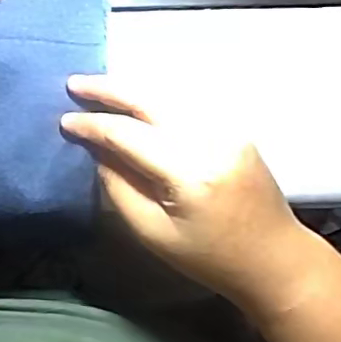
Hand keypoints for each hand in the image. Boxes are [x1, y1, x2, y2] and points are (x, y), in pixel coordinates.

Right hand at [60, 75, 335, 319]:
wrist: (275, 258)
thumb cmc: (209, 258)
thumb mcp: (153, 233)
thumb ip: (118, 187)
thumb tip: (97, 149)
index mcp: (189, 172)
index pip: (129, 135)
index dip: (94, 126)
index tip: (65, 122)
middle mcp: (210, 139)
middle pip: (150, 100)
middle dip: (109, 89)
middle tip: (74, 83)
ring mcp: (227, 129)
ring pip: (169, 94)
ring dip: (132, 88)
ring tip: (98, 88)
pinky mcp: (234, 128)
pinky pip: (187, 103)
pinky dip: (157, 96)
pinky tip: (136, 98)